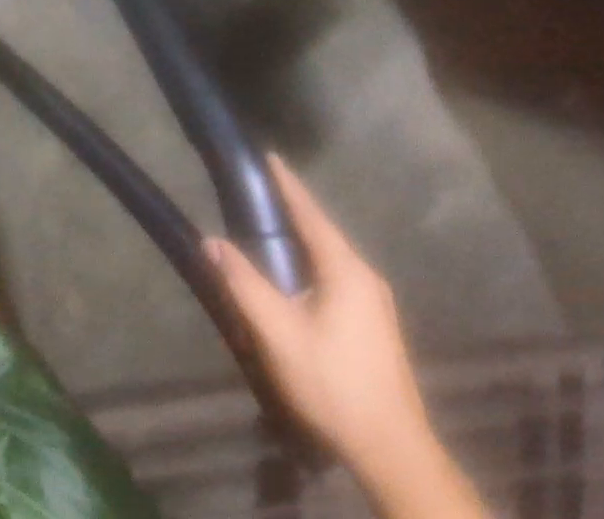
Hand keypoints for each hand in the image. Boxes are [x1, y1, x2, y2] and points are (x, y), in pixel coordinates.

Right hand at [207, 156, 431, 478]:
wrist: (390, 446)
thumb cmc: (331, 381)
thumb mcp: (277, 331)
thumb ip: (243, 283)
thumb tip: (212, 241)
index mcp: (346, 272)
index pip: (311, 216)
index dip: (289, 186)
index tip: (271, 157)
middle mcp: (366, 279)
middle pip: (324, 234)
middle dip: (294, 210)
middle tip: (262, 191)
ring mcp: (376, 304)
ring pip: (331, 258)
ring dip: (302, 239)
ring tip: (272, 227)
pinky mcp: (374, 325)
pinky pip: (337, 277)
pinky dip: (311, 263)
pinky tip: (295, 278)